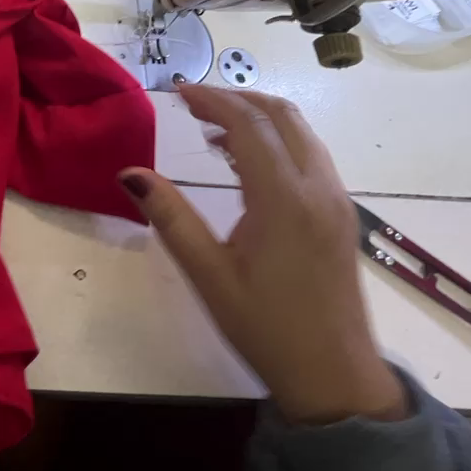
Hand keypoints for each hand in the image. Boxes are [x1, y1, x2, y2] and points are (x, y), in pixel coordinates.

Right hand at [119, 84, 406, 424]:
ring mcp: (336, 198)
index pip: (249, 125)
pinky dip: (276, 137)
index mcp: (284, 199)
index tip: (177, 92)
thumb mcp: (209, 274)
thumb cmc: (266, 327)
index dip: (212, 100)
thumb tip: (129, 173)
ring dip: (257, 116)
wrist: (336, 379)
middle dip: (235, 98)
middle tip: (193, 103)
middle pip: (281, 114)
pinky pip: (309, 152)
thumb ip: (170, 217)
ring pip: (299, 130)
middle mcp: (318, 187)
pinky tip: (245, 159)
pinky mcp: (341, 211)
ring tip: (212, 127)